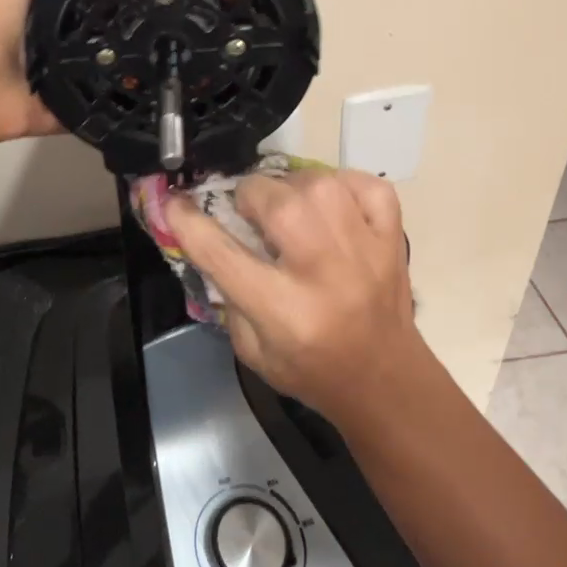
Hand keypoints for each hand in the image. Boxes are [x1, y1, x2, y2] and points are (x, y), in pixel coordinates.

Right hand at [164, 170, 423, 426]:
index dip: (187, 221)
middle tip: (247, 209)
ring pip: (320, 186)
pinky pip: (367, 186)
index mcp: (284, 312)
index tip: (173, 203)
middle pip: (278, 205)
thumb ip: (225, 292)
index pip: (222, 253)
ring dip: (292, 186)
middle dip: (250, 194)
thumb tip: (203, 235)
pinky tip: (330, 202)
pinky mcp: (392, 239)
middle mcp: (325, 275)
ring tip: (287, 202)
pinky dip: (343, 184)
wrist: (387, 383)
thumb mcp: (250, 348)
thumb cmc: (310, 369)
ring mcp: (366, 252)